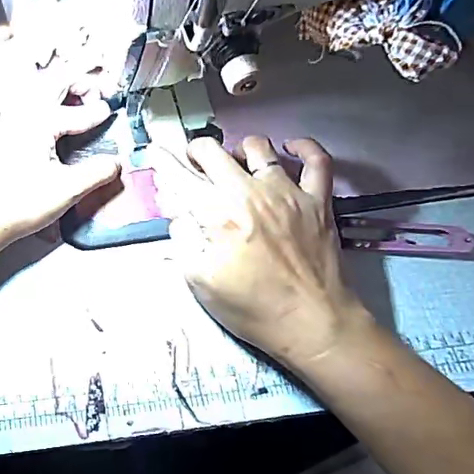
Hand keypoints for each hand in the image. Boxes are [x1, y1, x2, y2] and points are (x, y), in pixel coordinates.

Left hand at [0, 73, 121, 258]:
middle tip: (93, 92)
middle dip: (75, 84)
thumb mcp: (68, 189)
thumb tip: (114, 163)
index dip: (98, 110)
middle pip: (50, 85)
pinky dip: (5, 104)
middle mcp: (17, 117)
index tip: (109, 111)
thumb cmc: (17, 203)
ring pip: (24, 93)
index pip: (77, 110)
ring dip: (46, 90)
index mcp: (40, 122)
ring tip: (61, 97)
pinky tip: (3, 107)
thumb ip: (97, 172)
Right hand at [162, 135, 375, 368]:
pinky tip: (289, 149)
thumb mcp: (199, 281)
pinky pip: (316, 160)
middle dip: (194, 153)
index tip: (155, 152)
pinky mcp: (318, 200)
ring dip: (238, 152)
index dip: (162, 160)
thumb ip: (183, 238)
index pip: (180, 175)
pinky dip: (302, 148)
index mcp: (217, 214)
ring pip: (257, 147)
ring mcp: (288, 193)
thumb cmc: (252, 308)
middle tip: (191, 167)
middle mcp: (250, 193)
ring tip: (234, 166)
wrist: (314, 326)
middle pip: (212, 151)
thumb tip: (177, 210)